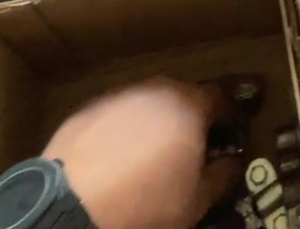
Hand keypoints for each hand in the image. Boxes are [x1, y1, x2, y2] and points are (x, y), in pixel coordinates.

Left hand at [42, 78, 242, 228]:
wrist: (67, 209)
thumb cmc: (143, 206)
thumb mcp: (194, 203)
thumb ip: (222, 177)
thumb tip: (232, 162)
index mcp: (189, 106)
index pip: (221, 99)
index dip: (228, 118)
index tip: (229, 138)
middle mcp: (158, 90)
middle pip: (184, 98)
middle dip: (190, 121)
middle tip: (189, 151)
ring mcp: (120, 97)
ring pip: (149, 106)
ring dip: (155, 125)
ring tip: (148, 159)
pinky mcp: (88, 110)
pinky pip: (117, 118)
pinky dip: (123, 133)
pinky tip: (114, 162)